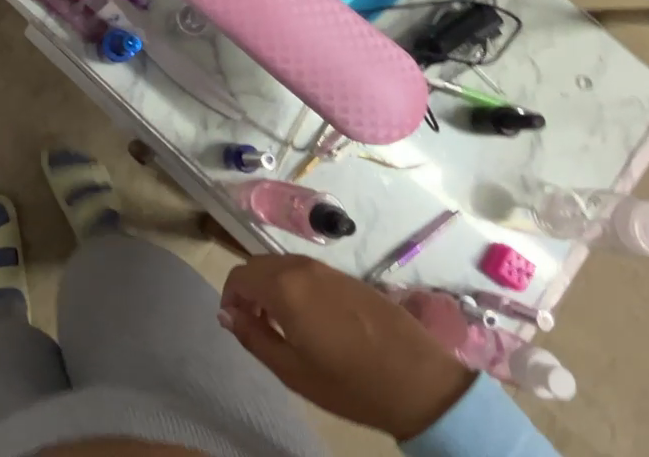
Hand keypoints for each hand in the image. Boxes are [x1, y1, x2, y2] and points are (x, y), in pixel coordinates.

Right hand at [219, 255, 473, 440]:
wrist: (420, 381)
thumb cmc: (349, 383)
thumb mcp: (292, 370)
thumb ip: (253, 336)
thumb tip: (228, 313)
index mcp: (284, 287)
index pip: (239, 275)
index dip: (229, 296)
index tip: (235, 321)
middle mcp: (302, 268)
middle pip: (259, 264)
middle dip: (249, 289)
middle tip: (255, 323)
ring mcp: (328, 269)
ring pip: (284, 266)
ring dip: (272, 286)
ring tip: (281, 323)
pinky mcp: (349, 277)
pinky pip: (307, 272)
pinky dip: (295, 286)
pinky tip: (310, 318)